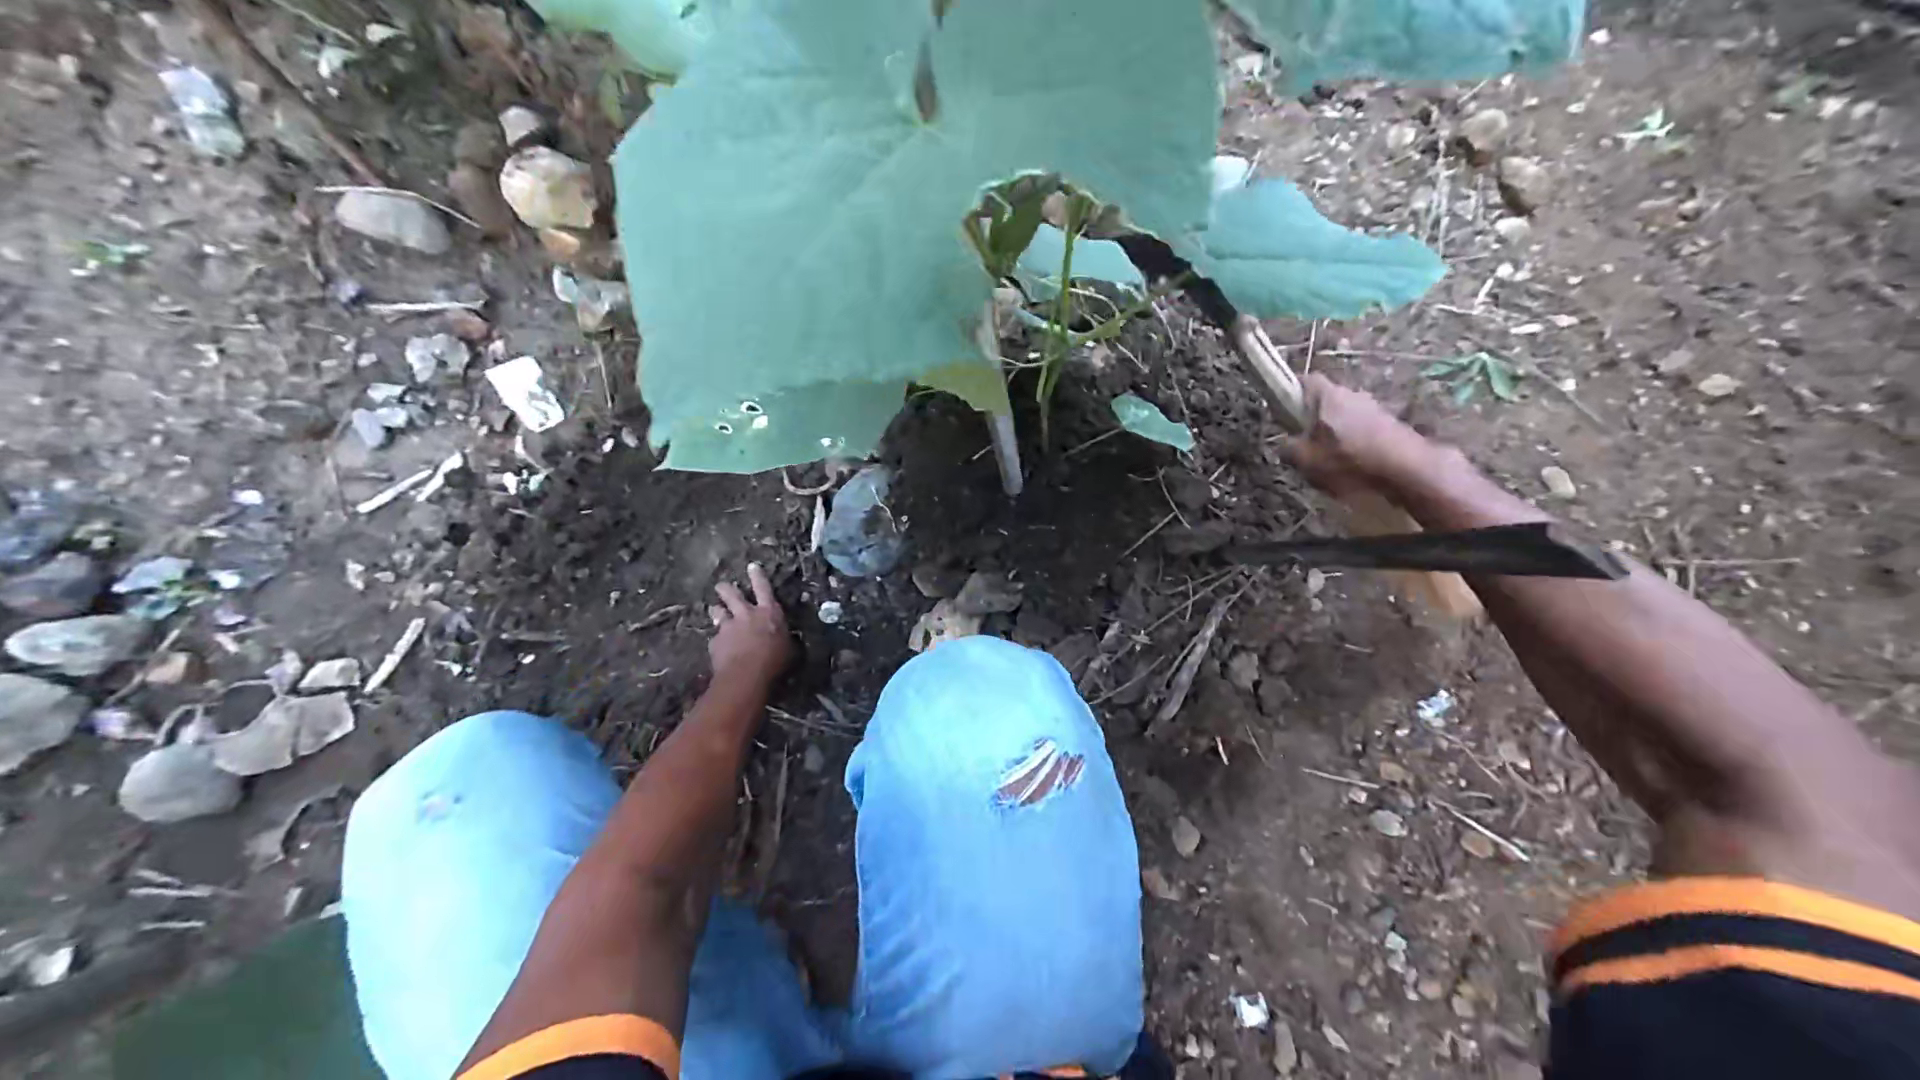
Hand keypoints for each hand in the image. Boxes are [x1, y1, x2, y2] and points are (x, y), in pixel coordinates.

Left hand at [707, 563, 791, 687]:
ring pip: (718, 612)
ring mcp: (728, 627)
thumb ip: (785, 640)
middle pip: (733, 594)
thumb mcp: (789, 649)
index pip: (763, 588)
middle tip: (721, 586)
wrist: (746, 675)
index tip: (751, 566)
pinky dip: (717, 639)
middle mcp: (747, 614)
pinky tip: (718, 646)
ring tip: (714, 610)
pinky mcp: (716, 641)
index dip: (758, 576)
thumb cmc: (775, 661)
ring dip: (717, 610)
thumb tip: (788, 639)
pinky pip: (715, 637)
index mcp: (769, 612)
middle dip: (726, 588)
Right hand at [1280, 374, 1439, 497]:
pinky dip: (1352, 441)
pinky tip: (1351, 464)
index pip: (1305, 380)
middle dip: (1312, 418)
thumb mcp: (1307, 460)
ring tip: (1329, 459)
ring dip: (1334, 432)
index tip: (1283, 411)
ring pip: (1343, 415)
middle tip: (1304, 443)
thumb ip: (1289, 448)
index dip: (1291, 392)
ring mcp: (1374, 408)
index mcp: (1328, 396)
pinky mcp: (1389, 424)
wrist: (1409, 470)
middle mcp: (1352, 394)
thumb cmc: (1350, 460)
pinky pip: (1361, 428)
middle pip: (1325, 400)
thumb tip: (1285, 443)